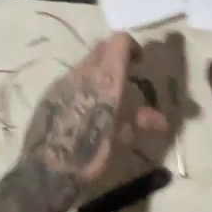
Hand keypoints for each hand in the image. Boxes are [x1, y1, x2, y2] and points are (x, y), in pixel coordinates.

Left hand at [20, 33, 165, 192]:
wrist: (47, 169)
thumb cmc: (91, 152)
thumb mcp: (121, 138)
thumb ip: (142, 121)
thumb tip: (163, 120)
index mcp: (106, 79)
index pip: (119, 41)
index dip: (131, 46)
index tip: (138, 61)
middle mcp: (83, 73)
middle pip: (101, 48)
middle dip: (116, 56)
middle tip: (126, 75)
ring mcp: (63, 81)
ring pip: (85, 63)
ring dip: (99, 71)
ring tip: (106, 95)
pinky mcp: (49, 93)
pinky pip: (71, 79)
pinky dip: (83, 84)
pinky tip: (84, 108)